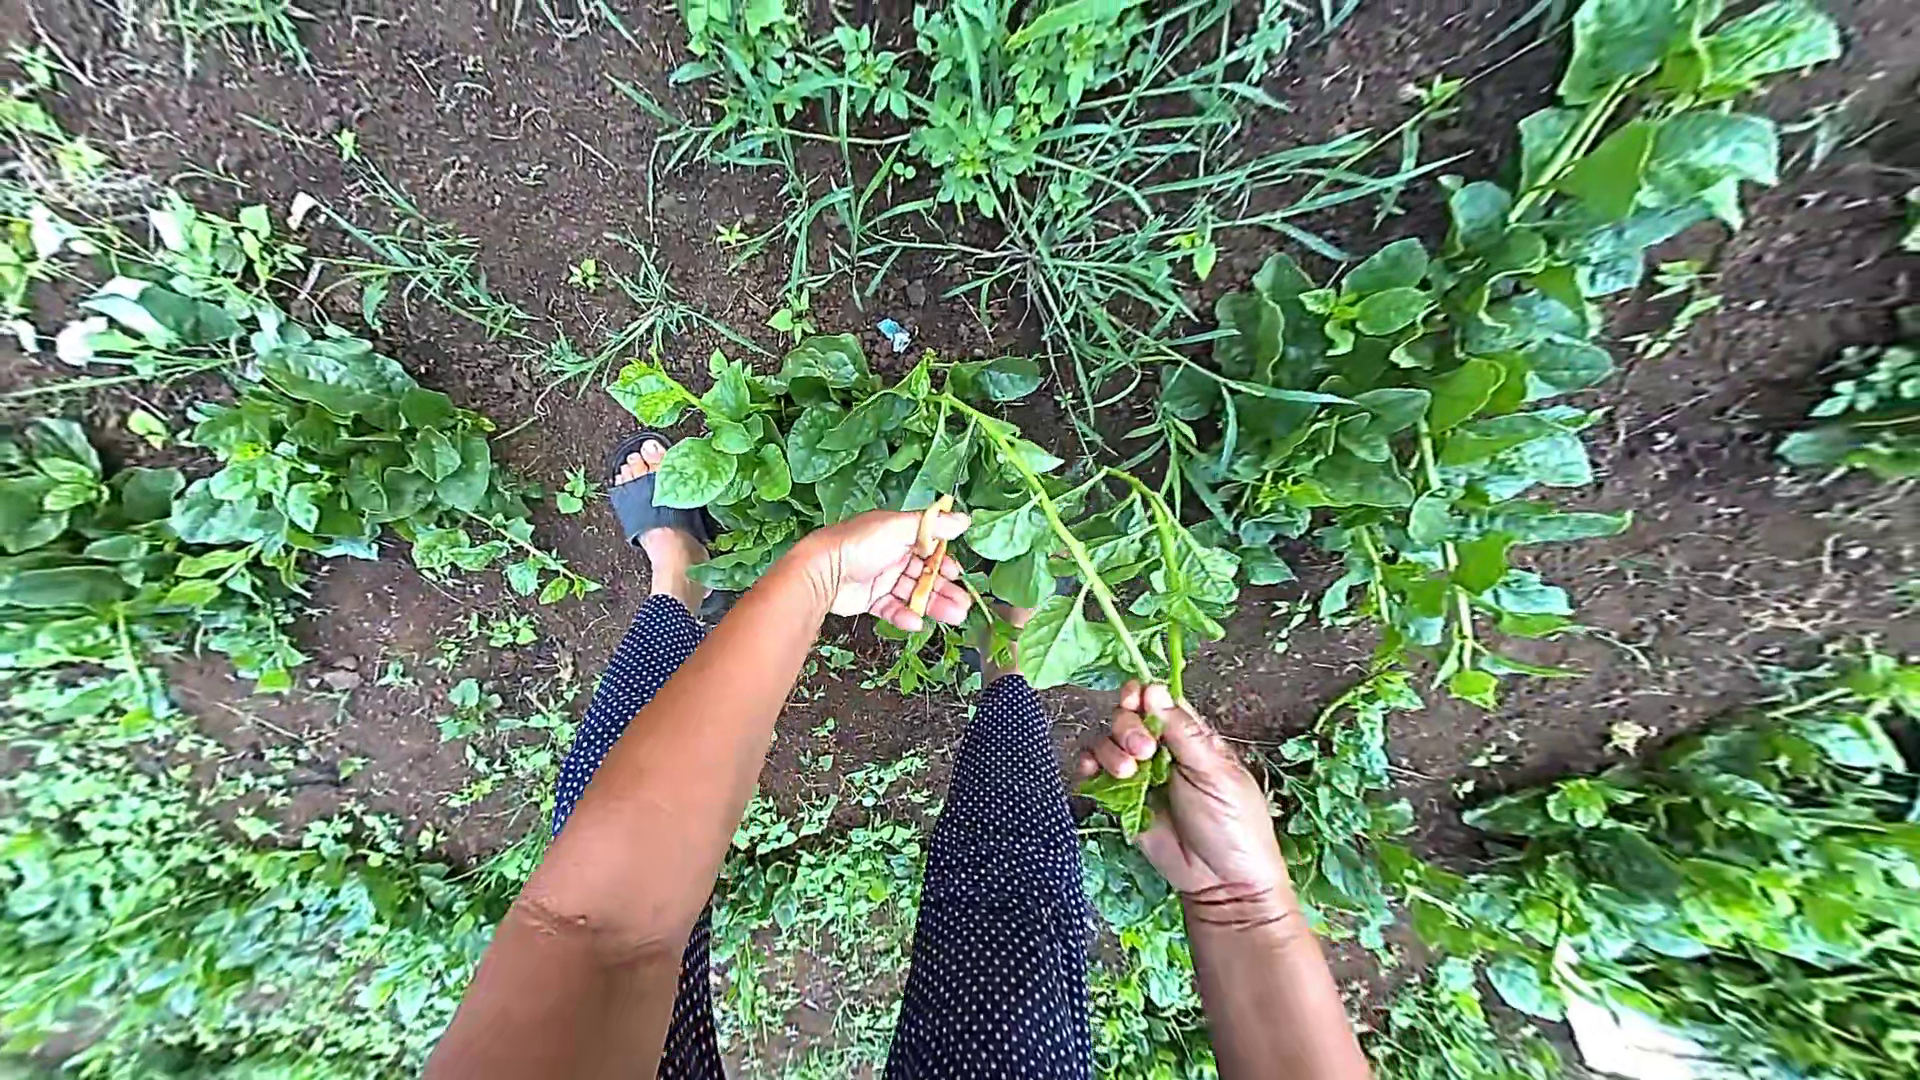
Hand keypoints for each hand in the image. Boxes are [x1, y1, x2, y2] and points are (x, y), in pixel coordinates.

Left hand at [788, 508, 972, 631]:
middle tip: (963, 605)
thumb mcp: (899, 528)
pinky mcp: (870, 599)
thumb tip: (964, 519)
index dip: (945, 562)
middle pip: (924, 574)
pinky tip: (916, 622)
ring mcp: (881, 578)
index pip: (929, 548)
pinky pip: (892, 608)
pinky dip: (904, 616)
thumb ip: (933, 526)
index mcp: (898, 534)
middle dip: (945, 589)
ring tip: (954, 617)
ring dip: (934, 605)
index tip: (958, 574)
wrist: (821, 571)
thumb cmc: (859, 543)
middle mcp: (891, 555)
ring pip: (913, 593)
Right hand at [1078, 682, 1297, 931]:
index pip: (1157, 699)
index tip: (1135, 702)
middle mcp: (1159, 747)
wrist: (1222, 885)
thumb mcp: (1215, 773)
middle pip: (1126, 716)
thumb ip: (1182, 731)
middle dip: (1127, 728)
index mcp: (1188, 734)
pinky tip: (1092, 772)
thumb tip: (1154, 689)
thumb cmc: (1233, 825)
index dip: (1141, 695)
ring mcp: (1138, 772)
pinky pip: (1093, 771)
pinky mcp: (1120, 797)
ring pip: (1106, 740)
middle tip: (1143, 751)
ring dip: (1110, 750)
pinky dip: (1087, 765)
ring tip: (1129, 774)